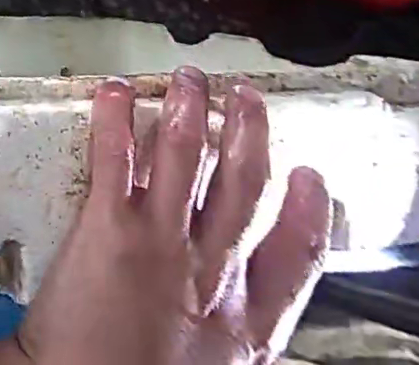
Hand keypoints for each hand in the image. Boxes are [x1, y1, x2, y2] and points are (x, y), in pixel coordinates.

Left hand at [0, 68, 332, 364]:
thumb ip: (235, 338)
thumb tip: (243, 312)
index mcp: (247, 320)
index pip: (297, 256)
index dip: (308, 211)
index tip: (310, 175)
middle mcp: (211, 270)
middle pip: (241, 186)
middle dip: (246, 134)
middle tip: (246, 96)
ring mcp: (159, 240)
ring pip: (185, 157)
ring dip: (190, 110)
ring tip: (192, 79)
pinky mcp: (108, 225)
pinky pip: (116, 156)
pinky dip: (117, 118)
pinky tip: (118, 90)